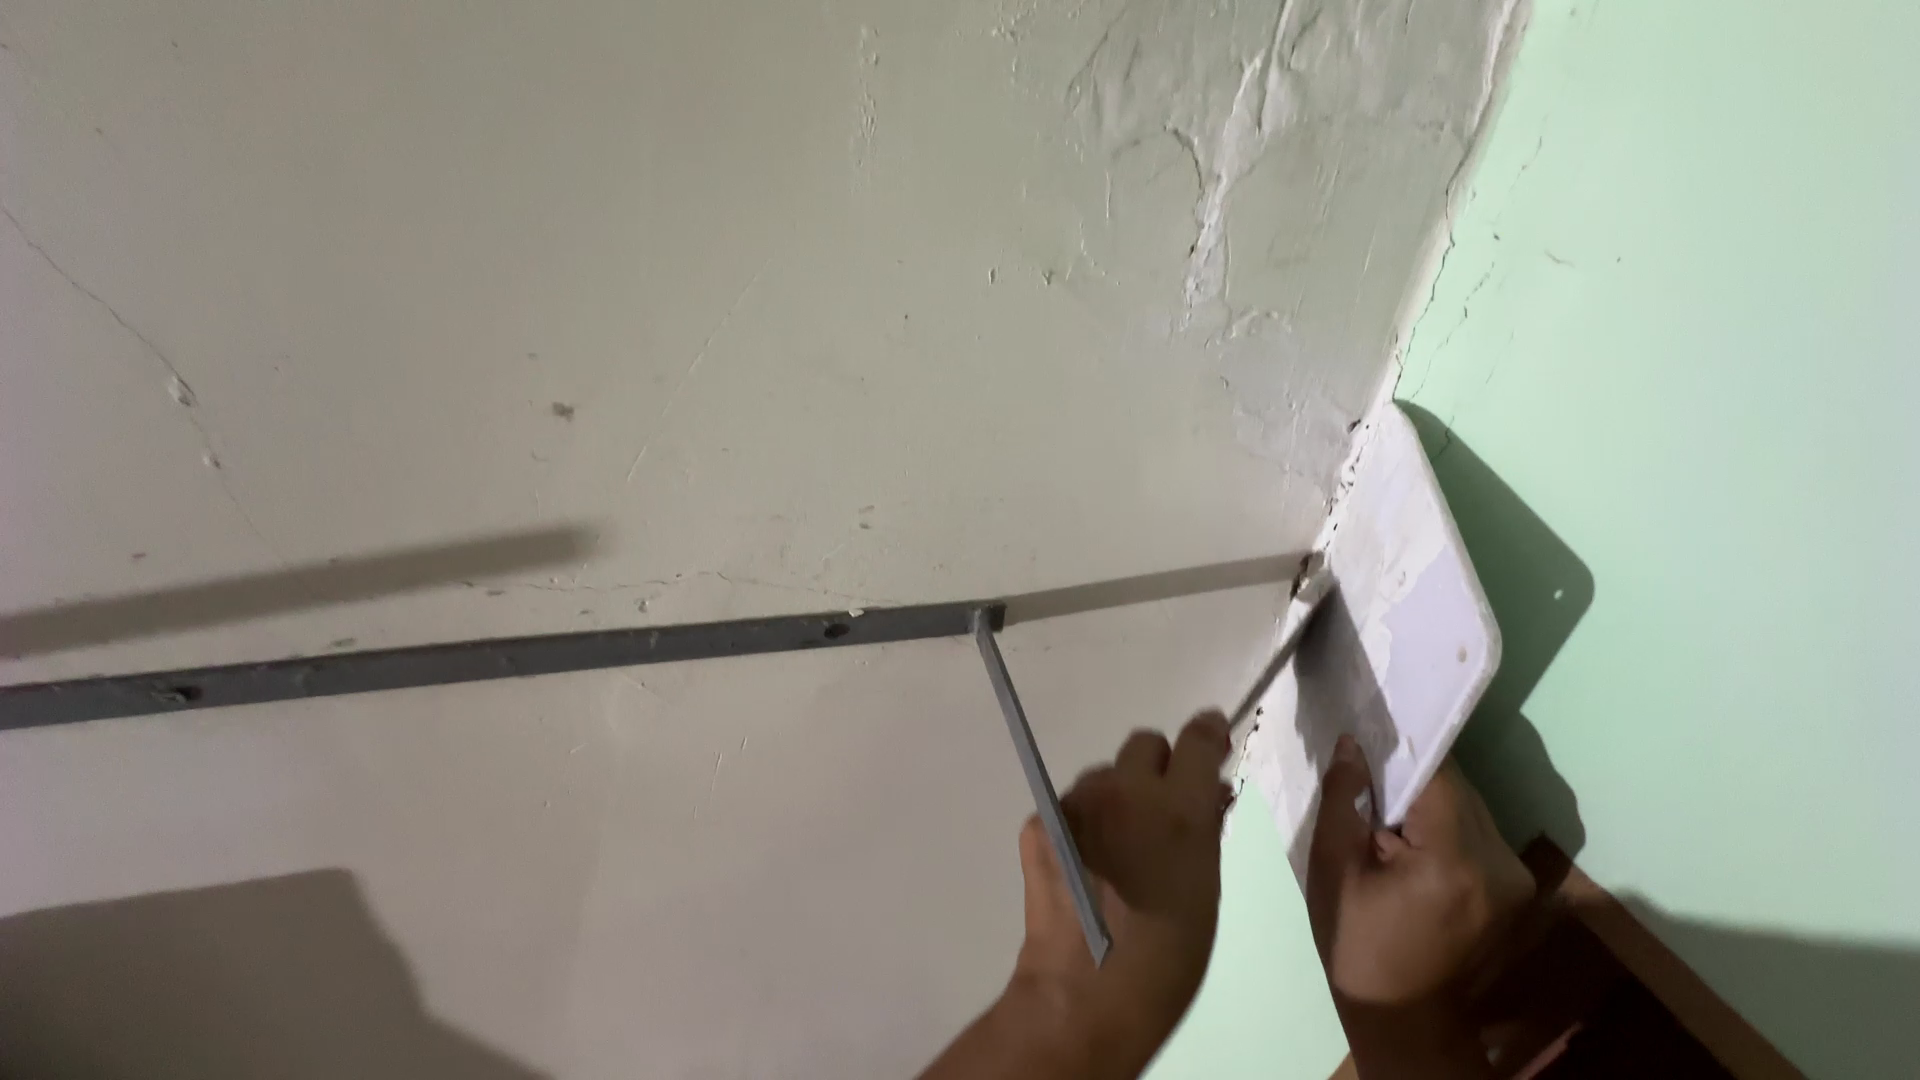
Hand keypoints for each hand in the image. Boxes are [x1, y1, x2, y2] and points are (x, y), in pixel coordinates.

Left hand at [1009, 711, 1234, 1074]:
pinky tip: (1085, 860)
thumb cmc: (1166, 954)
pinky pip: (1071, 803)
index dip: (1207, 732)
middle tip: (1161, 803)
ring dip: (1117, 793)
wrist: (1086, 992)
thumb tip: (1209, 791)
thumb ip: (1206, 826)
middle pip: (1142, 744)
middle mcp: (1125, 789)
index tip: (1211, 734)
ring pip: (1104, 774)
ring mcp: (1076, 801)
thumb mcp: (1207, 887)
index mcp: (1177, 806)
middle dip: (1157, 764)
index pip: (1196, 738)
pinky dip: (1083, 820)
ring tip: (1118, 843)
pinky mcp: (1040, 819)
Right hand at [1306, 736, 1533, 1007]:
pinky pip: (1479, 835)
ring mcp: (1519, 882)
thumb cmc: (1355, 940)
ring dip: (1429, 804)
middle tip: (1368, 784)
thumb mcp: (1331, 865)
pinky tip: (1411, 847)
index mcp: (1454, 860)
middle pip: (1458, 789)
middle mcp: (1502, 865)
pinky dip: (1445, 828)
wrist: (1403, 1019)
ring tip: (1386, 820)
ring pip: (1470, 809)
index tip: (1368, 736)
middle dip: (1412, 780)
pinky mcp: (1520, 893)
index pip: (1437, 773)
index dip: (1401, 750)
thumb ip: (1342, 797)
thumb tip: (1353, 743)